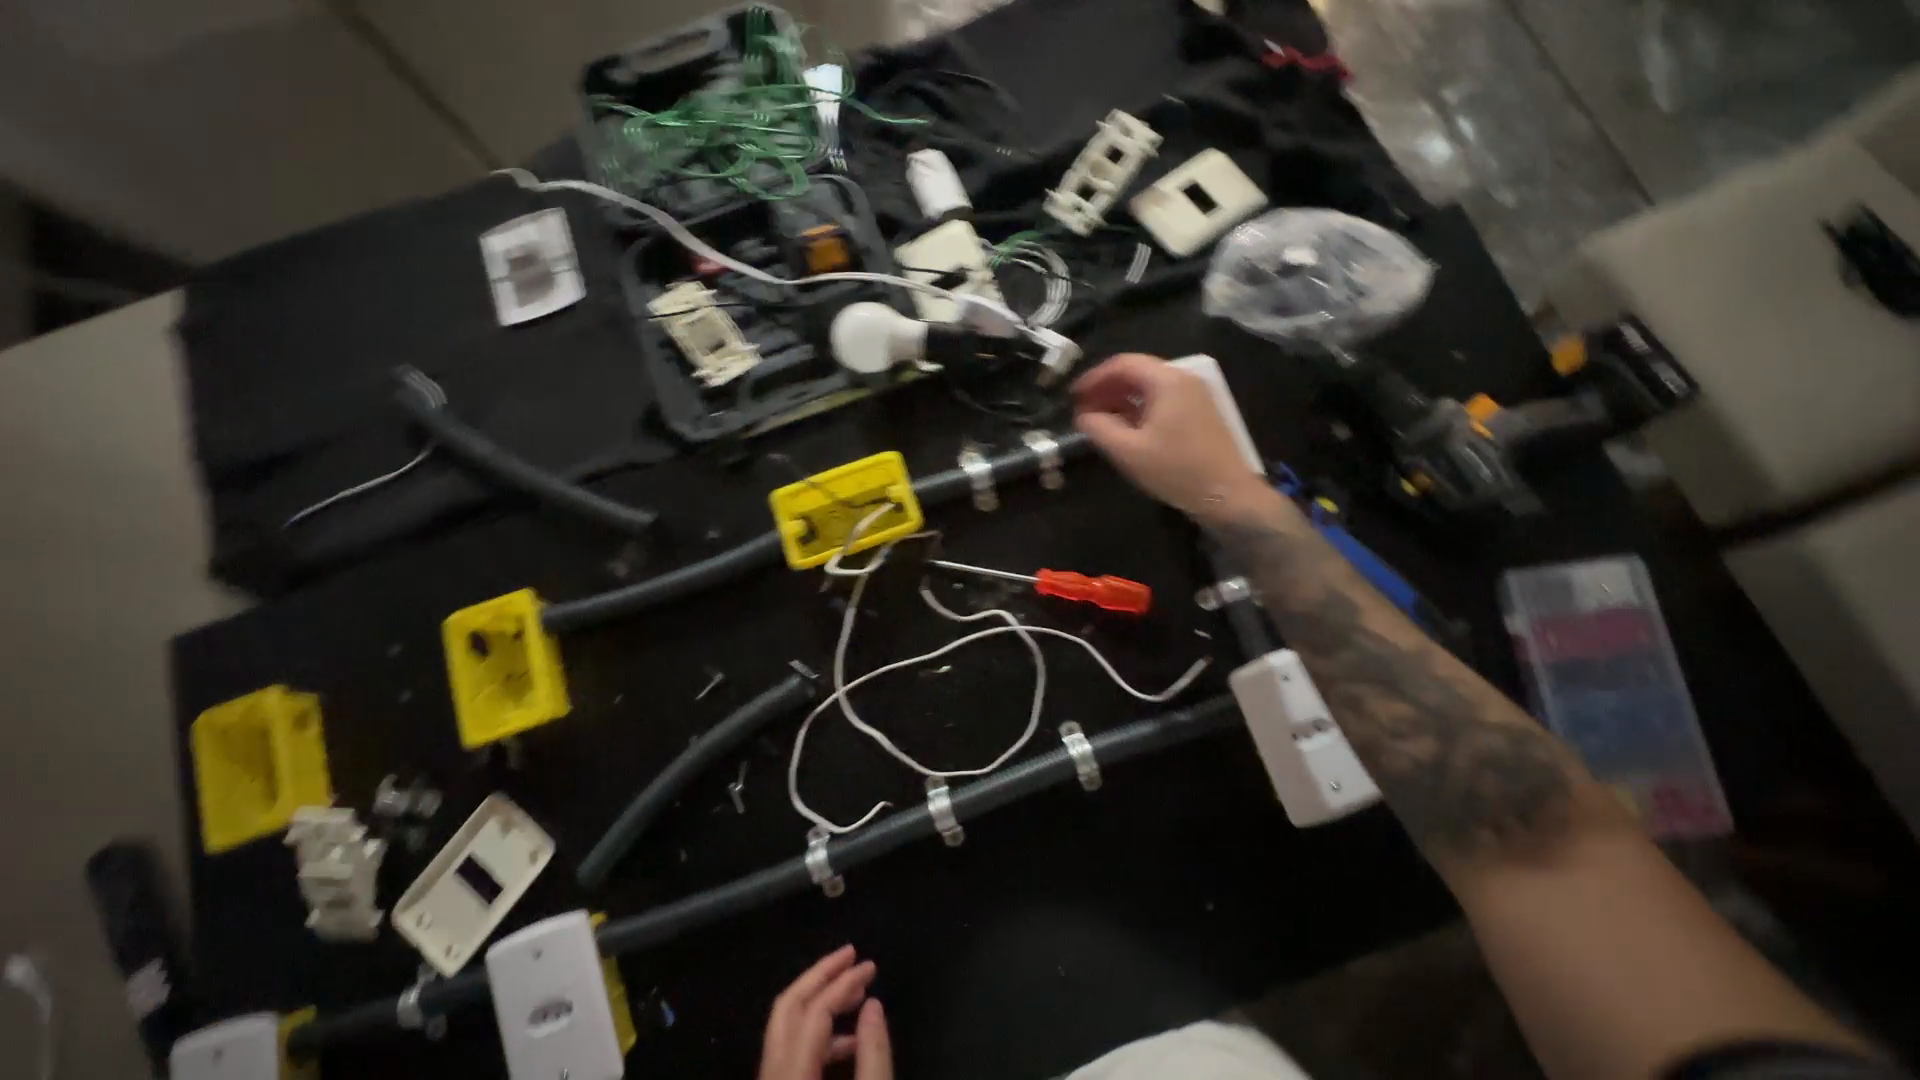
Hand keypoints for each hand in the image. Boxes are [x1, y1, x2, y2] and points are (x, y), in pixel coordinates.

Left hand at [757, 946, 891, 1079]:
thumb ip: (874, 1056)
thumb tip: (874, 1005)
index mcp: (790, 1074)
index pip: (814, 1012)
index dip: (843, 983)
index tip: (870, 966)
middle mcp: (771, 1073)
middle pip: (787, 1008)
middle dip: (820, 976)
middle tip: (850, 956)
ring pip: (786, 1027)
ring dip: (819, 1002)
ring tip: (857, 993)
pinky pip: (790, 1049)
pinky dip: (817, 1033)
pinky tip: (849, 1039)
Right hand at [1072, 354, 1270, 516]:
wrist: (1227, 495)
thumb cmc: (1176, 470)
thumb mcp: (1128, 451)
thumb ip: (1099, 428)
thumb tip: (1083, 415)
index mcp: (1167, 381)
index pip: (1122, 364)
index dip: (1093, 377)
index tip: (1073, 396)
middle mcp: (1183, 379)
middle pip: (1137, 372)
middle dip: (1106, 388)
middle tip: (1083, 408)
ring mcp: (1194, 396)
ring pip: (1149, 387)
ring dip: (1121, 399)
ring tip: (1099, 419)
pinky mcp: (1199, 413)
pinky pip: (1162, 400)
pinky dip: (1139, 408)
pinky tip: (1125, 427)